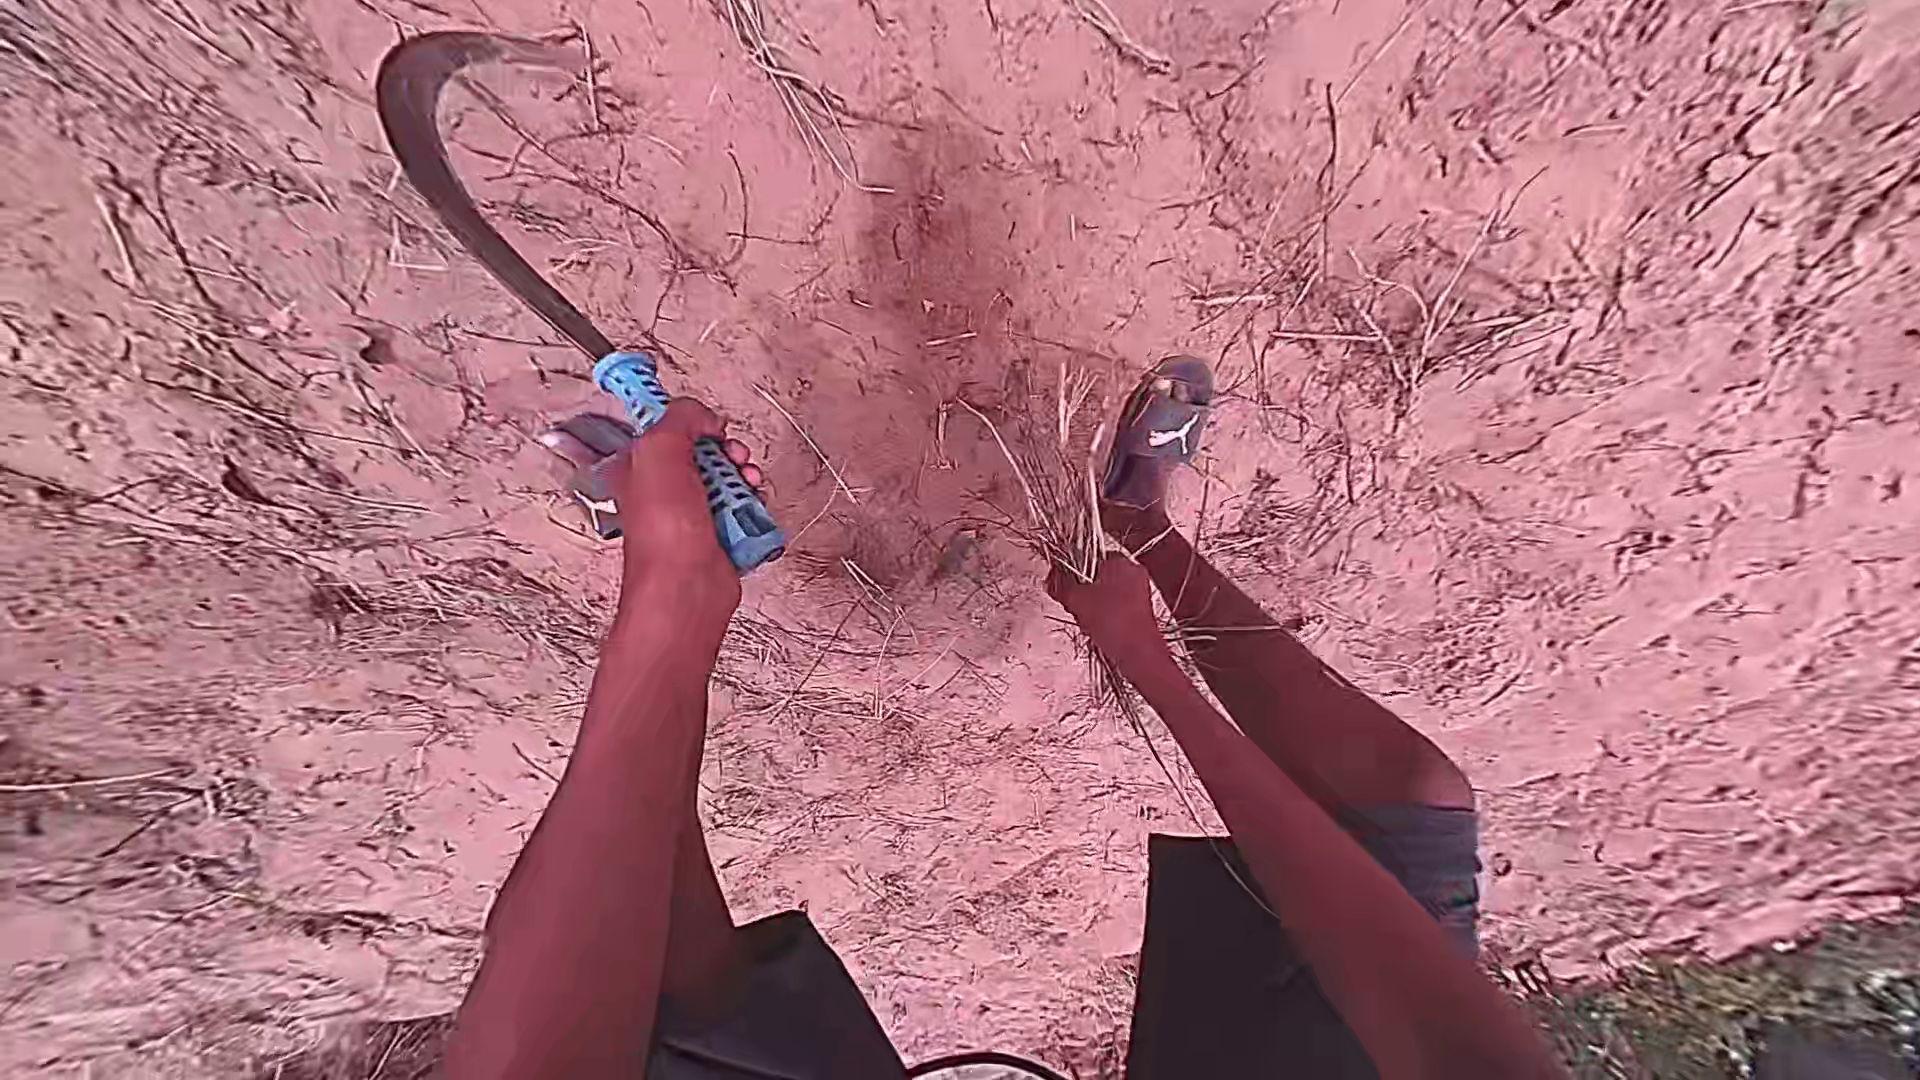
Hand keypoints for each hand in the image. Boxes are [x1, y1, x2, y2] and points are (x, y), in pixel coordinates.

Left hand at [610, 399, 763, 633]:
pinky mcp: (722, 532)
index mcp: (643, 466)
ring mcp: (696, 512)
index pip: (671, 429)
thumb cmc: (665, 533)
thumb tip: (704, 416)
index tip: (710, 427)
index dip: (694, 423)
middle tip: (733, 459)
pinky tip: (751, 508)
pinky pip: (746, 507)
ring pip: (731, 480)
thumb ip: (680, 420)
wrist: (689, 585)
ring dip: (745, 479)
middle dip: (729, 452)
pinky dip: (754, 505)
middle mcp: (667, 489)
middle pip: (708, 453)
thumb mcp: (660, 452)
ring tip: (745, 486)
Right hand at [1046, 554, 1164, 663]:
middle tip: (1070, 597)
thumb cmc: (1115, 623)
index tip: (1061, 576)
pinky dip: (1104, 611)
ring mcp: (1140, 591)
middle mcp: (1134, 572)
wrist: (1137, 652)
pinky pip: (1116, 603)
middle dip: (1082, 586)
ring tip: (1082, 614)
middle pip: (1098, 573)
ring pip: (1106, 589)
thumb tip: (1052, 579)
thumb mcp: (1075, 599)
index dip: (1072, 566)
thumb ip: (1060, 585)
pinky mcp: (1141, 609)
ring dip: (1092, 600)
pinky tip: (1095, 624)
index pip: (1090, 554)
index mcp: (1120, 561)